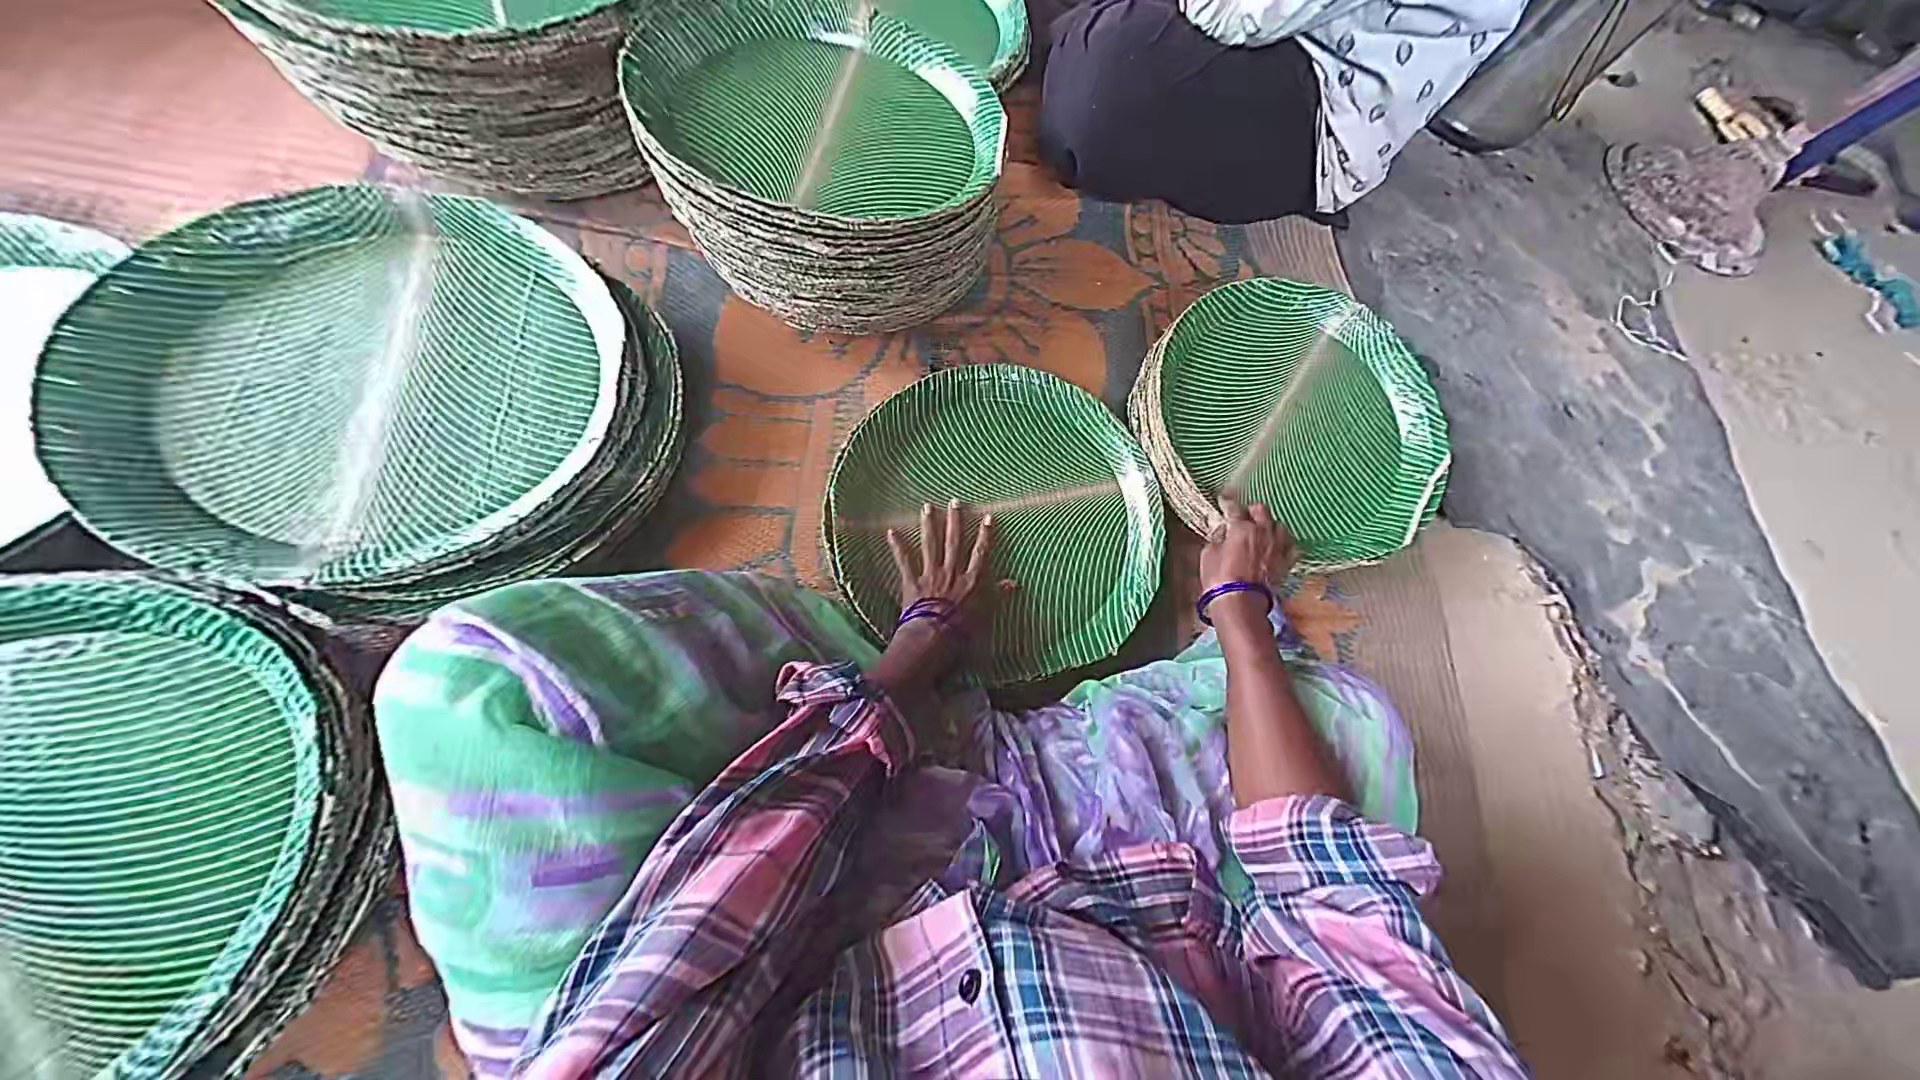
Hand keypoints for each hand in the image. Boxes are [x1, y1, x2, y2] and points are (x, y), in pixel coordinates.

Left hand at [870, 500, 1008, 697]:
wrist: (935, 636)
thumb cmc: (963, 629)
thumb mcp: (986, 612)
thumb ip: (999, 594)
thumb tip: (1015, 584)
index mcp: (971, 580)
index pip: (980, 553)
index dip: (984, 535)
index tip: (987, 517)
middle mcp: (952, 571)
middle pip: (954, 542)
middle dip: (955, 521)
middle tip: (954, 501)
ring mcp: (931, 575)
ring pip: (931, 545)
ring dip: (929, 525)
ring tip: (927, 507)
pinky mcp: (912, 582)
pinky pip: (904, 561)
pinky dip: (898, 547)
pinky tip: (892, 532)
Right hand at [1199, 496, 1296, 627]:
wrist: (1241, 601)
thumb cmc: (1219, 578)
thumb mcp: (1208, 554)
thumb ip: (1217, 538)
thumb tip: (1223, 534)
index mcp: (1242, 527)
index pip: (1234, 508)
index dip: (1227, 503)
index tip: (1224, 501)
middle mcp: (1263, 531)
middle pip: (1261, 510)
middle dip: (1251, 510)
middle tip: (1243, 517)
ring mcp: (1278, 546)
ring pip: (1278, 525)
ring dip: (1268, 525)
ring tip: (1261, 531)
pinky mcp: (1287, 561)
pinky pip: (1289, 545)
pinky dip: (1282, 543)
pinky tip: (1276, 546)